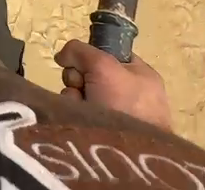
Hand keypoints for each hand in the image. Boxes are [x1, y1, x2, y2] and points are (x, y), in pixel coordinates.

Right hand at [54, 40, 172, 130]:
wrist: (130, 152)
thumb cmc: (124, 103)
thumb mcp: (101, 64)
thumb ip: (79, 50)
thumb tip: (63, 58)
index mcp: (142, 75)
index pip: (108, 54)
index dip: (91, 56)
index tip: (83, 64)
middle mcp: (132, 93)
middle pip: (90, 73)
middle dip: (78, 78)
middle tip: (81, 86)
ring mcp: (120, 114)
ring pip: (82, 93)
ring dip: (74, 96)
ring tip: (82, 107)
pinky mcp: (108, 132)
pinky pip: (83, 113)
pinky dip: (77, 112)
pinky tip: (81, 118)